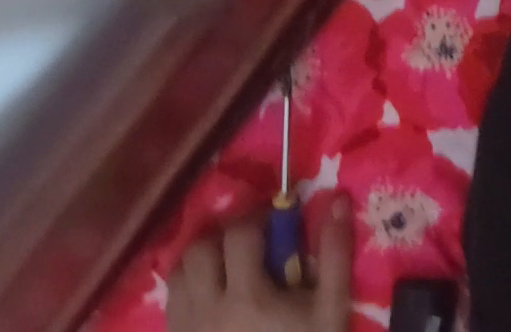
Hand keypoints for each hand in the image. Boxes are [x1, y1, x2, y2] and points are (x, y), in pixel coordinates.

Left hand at [167, 193, 353, 331]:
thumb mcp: (331, 308)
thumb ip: (335, 252)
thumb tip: (338, 198)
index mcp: (246, 297)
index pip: (239, 233)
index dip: (259, 216)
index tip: (278, 219)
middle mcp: (206, 312)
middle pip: (198, 249)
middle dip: (226, 234)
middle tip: (254, 240)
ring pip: (177, 275)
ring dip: (203, 258)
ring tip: (231, 264)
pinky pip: (172, 302)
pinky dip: (190, 286)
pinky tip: (216, 295)